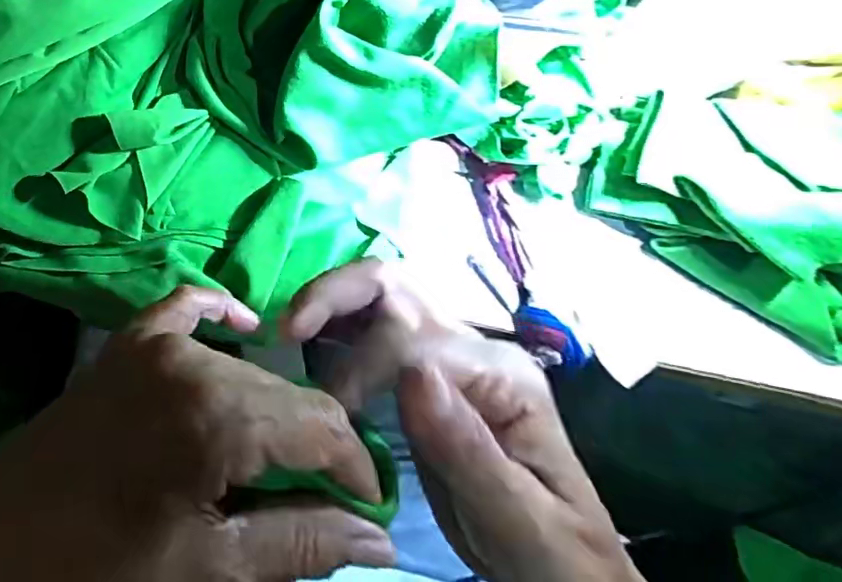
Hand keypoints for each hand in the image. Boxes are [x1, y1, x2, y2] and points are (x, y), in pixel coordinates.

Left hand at [0, 285, 397, 581]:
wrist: (11, 531)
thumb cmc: (111, 559)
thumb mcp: (213, 567)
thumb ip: (301, 541)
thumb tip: (381, 540)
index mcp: (216, 416)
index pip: (319, 425)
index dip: (353, 469)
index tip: (364, 511)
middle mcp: (188, 362)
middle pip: (283, 393)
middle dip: (313, 444)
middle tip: (321, 496)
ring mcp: (151, 342)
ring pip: (243, 365)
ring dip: (269, 405)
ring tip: (275, 458)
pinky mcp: (125, 339)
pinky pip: (183, 304)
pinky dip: (216, 313)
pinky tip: (241, 325)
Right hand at [284, 260, 643, 581]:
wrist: (556, 567)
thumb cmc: (547, 553)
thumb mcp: (522, 522)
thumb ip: (469, 450)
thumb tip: (415, 374)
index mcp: (499, 373)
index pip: (410, 341)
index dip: (360, 369)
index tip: (331, 415)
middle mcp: (469, 346)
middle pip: (391, 287)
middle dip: (332, 296)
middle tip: (285, 329)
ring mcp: (441, 350)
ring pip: (373, 292)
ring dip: (324, 302)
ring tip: (284, 333)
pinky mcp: (414, 364)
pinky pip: (364, 322)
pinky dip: (327, 322)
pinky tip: (302, 344)